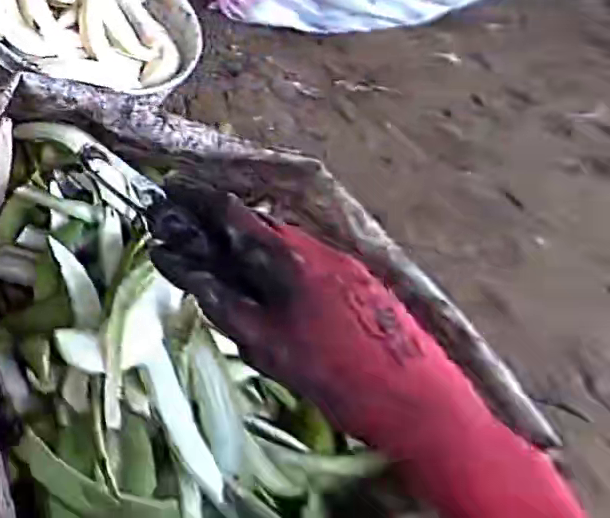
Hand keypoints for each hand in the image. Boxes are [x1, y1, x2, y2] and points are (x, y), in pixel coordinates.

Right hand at [148, 183, 581, 517]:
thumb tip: (166, 256)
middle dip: (216, 222)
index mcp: (286, 255)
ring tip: (226, 264)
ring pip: (280, 240)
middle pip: (253, 221)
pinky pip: (305, 257)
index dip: (192, 194)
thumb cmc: (337, 377)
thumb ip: (211, 294)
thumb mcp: (258, 339)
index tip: (167, 187)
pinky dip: (275, 261)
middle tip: (188, 233)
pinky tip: (270, 287)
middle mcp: (316, 248)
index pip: (227, 208)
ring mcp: (347, 264)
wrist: (442, 422)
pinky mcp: (366, 284)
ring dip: (248, 244)